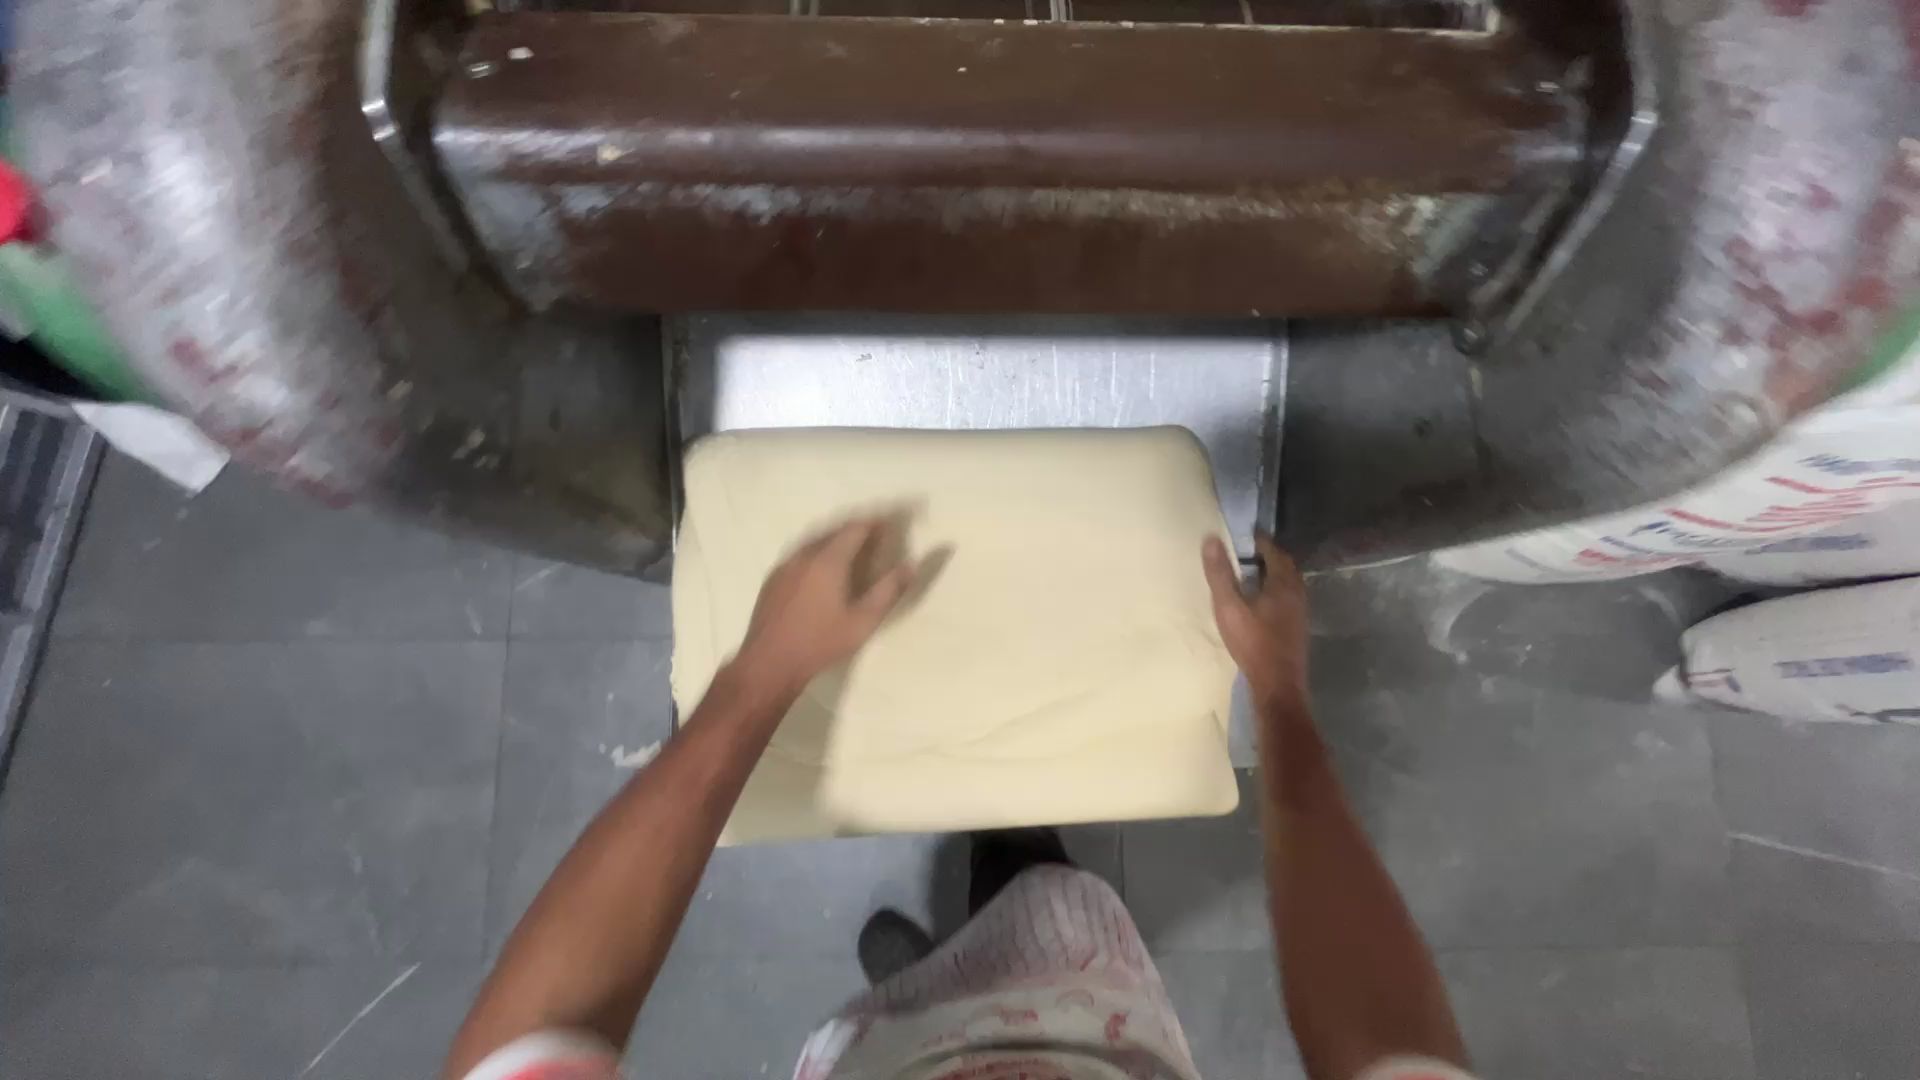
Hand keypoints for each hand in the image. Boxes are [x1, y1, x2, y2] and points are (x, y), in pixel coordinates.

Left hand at [733, 515, 920, 694]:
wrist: (769, 663)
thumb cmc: (820, 643)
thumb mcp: (863, 622)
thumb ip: (889, 591)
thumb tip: (911, 564)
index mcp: (828, 560)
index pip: (856, 527)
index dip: (877, 520)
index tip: (894, 518)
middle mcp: (804, 554)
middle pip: (834, 528)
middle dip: (858, 525)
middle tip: (878, 528)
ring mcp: (785, 565)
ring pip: (815, 538)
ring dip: (837, 535)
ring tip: (854, 542)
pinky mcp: (774, 577)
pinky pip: (800, 551)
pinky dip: (819, 547)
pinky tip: (824, 564)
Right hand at [1202, 533, 1308, 706]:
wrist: (1277, 683)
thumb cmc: (1252, 642)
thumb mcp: (1229, 607)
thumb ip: (1220, 574)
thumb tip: (1212, 539)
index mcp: (1283, 584)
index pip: (1275, 552)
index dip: (1261, 542)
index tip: (1246, 535)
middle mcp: (1297, 593)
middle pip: (1285, 567)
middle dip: (1269, 556)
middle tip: (1247, 551)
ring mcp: (1300, 612)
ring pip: (1289, 583)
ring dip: (1273, 574)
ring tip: (1251, 573)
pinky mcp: (1297, 627)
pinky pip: (1288, 598)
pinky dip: (1275, 591)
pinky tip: (1260, 601)